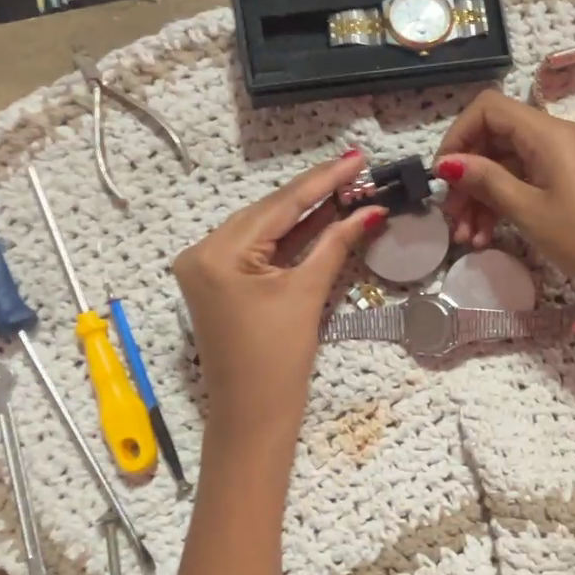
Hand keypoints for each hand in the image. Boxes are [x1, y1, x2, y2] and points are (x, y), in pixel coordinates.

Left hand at [173, 152, 381, 446]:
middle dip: (317, 193)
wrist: (251, 416)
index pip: (279, 204)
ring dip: (306, 213)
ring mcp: (207, 266)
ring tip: (348, 188)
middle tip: (358, 171)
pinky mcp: (219, 281)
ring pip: (265, 228)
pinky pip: (259, 248)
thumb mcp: (306, 293)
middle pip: (270, 212)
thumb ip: (335, 243)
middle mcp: (203, 250)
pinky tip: (322, 217)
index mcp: (217, 251)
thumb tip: (371, 209)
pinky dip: (291, 237)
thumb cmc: (277, 360)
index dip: (323, 180)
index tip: (356, 158)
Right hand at [434, 89, 574, 305]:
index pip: (489, 109)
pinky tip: (488, 236)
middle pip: (497, 138)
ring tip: (467, 238)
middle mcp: (559, 136)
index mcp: (549, 133)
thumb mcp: (528, 211)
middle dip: (468, 176)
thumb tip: (447, 163)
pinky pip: (529, 180)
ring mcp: (568, 159)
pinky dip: (506, 202)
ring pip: (510, 164)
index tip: (442, 174)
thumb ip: (485, 181)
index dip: (458, 135)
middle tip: (451, 218)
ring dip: (483, 197)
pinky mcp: (573, 181)